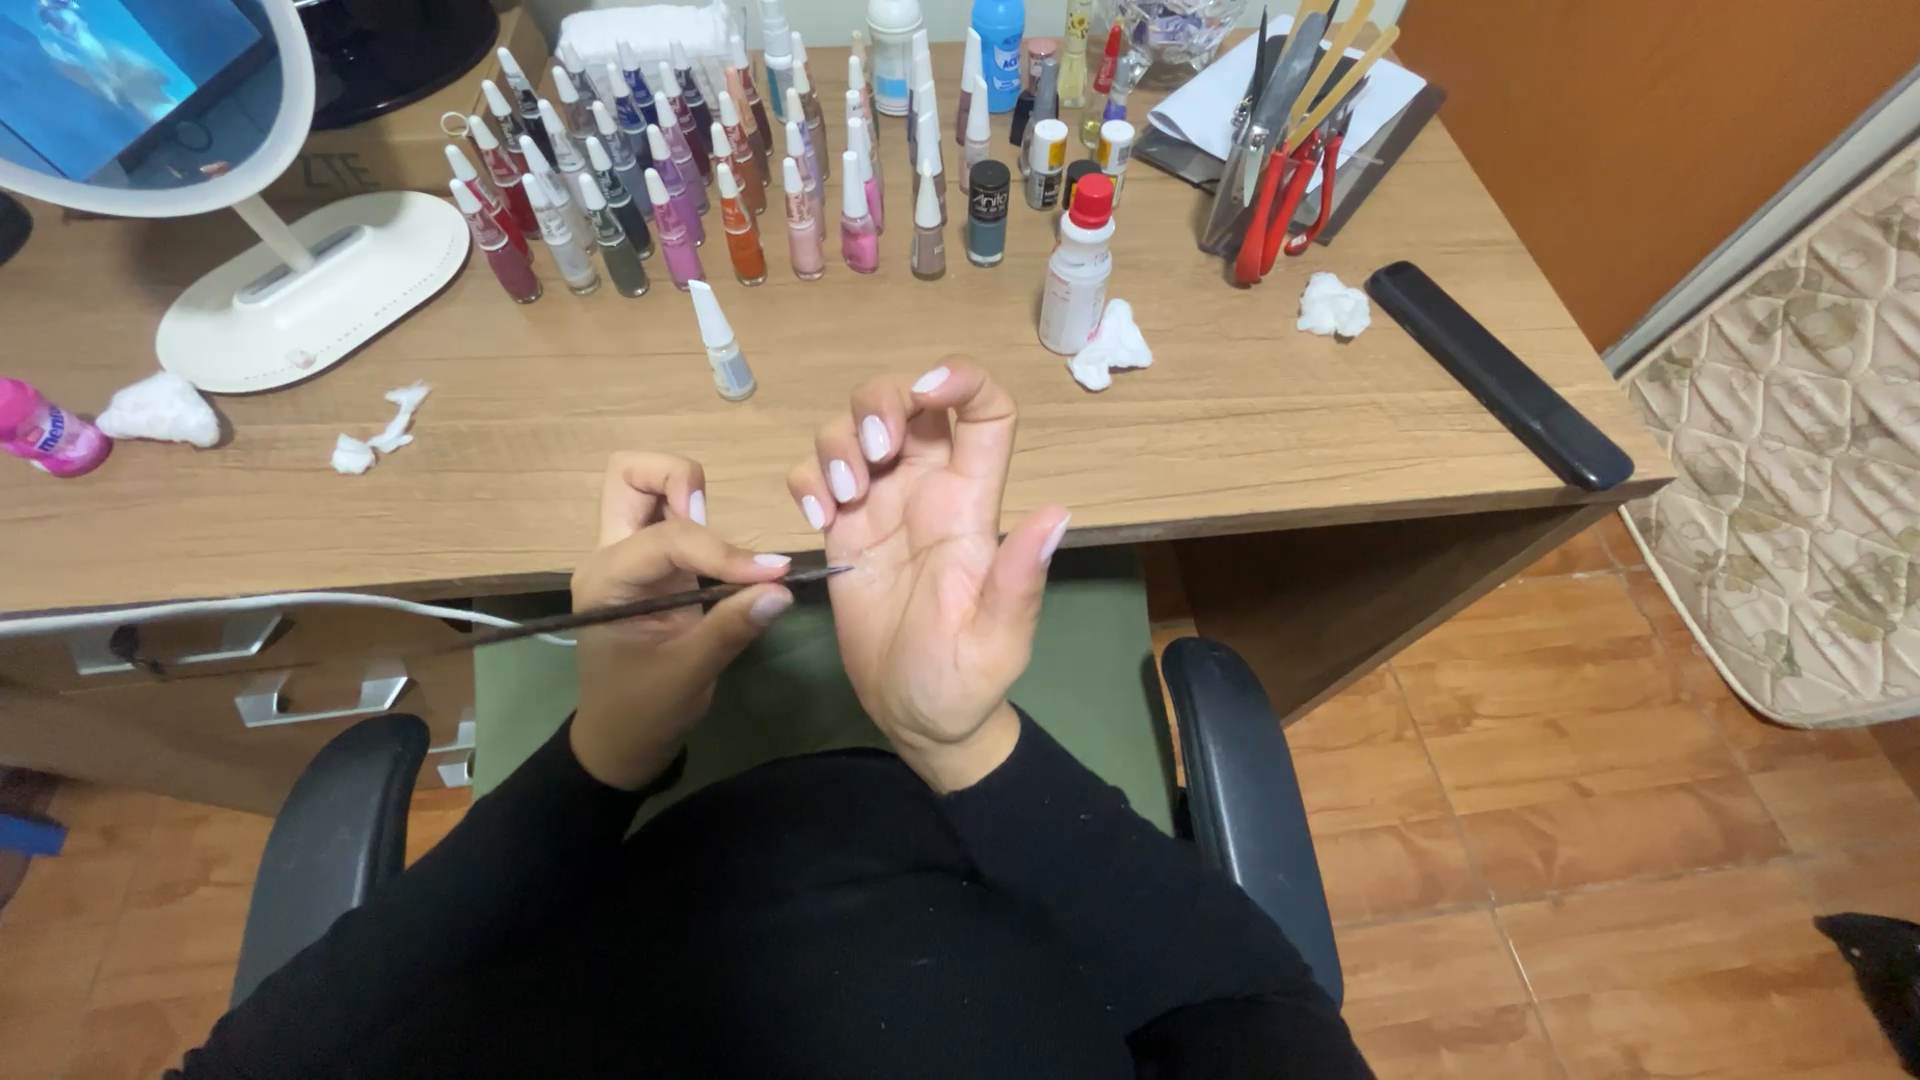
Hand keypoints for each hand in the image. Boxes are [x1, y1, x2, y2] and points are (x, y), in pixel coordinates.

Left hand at [569, 453, 795, 789]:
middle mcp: (615, 557)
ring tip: (729, 548)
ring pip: (651, 489)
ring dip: (692, 497)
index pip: (669, 538)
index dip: (725, 551)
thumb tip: (782, 589)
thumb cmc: (643, 712)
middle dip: (677, 479)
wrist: (622, 741)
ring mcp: (635, 559)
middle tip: (715, 520)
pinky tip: (734, 560)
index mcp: (608, 581)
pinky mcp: (659, 569)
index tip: (775, 573)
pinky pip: (679, 523)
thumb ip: (732, 627)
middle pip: (629, 476)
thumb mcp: (689, 674)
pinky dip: (708, 526)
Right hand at [785, 361, 1069, 791]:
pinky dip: (807, 481)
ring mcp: (881, 509)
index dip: (964, 380)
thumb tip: (1055, 514)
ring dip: (839, 445)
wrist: (914, 716)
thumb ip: (1017, 581)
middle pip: (906, 402)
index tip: (927, 389)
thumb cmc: (963, 681)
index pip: (986, 414)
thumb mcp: (995, 640)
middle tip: (871, 458)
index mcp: (972, 505)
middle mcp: (927, 492)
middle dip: (881, 404)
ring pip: (856, 429)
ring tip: (841, 503)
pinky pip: (816, 477)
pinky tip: (816, 523)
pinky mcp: (842, 532)